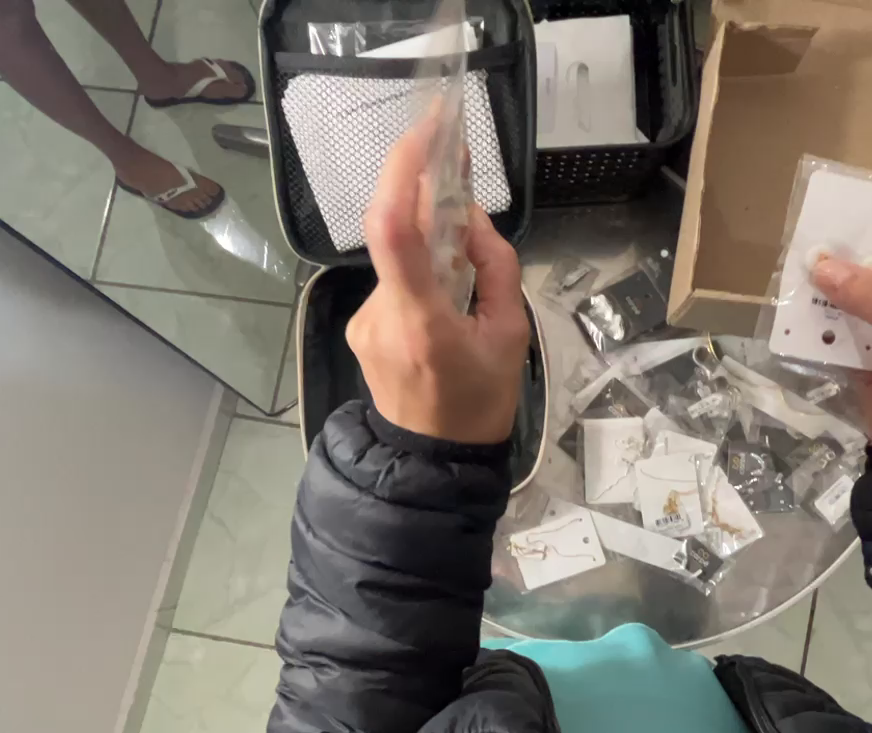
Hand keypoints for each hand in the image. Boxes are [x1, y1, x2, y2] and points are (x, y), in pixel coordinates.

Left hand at [345, 119, 530, 444]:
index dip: (403, 171)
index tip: (428, 133)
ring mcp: (364, 323)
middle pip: (396, 235)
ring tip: (463, 262)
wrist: (434, 461)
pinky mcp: (361, 329)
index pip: (393, 229)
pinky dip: (417, 274)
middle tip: (458, 171)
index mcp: (422, 321)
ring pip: (395, 261)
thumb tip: (473, 220)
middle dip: (426, 199)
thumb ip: (497, 269)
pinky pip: (390, 284)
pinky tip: (442, 299)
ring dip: (427, 245)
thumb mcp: (511, 338)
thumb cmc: (479, 406)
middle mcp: (381, 316)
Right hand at [810, 215, 871, 449]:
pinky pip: (839, 333)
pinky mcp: (867, 360)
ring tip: (792, 273)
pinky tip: (793, 315)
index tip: (851, 203)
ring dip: (828, 289)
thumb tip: (820, 263)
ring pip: (856, 297)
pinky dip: (819, 325)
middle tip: (808, 237)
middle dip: (849, 252)